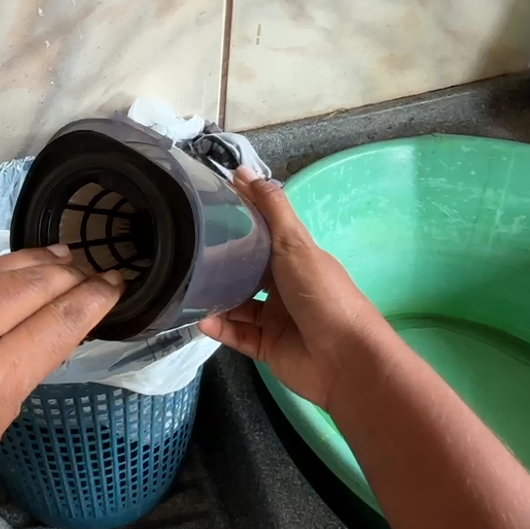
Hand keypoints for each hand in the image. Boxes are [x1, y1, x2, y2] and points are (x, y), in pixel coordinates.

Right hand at [198, 167, 383, 407]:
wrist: (345, 358)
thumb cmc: (321, 293)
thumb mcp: (294, 243)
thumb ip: (271, 209)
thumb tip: (242, 170)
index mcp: (293, 259)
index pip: (259, 235)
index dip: (235, 220)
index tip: (202, 207)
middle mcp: (282, 286)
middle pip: (244, 270)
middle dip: (218, 263)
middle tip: (184, 251)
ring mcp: (274, 318)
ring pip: (235, 304)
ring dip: (214, 297)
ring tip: (186, 287)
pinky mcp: (266, 346)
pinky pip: (236, 334)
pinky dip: (218, 327)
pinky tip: (199, 319)